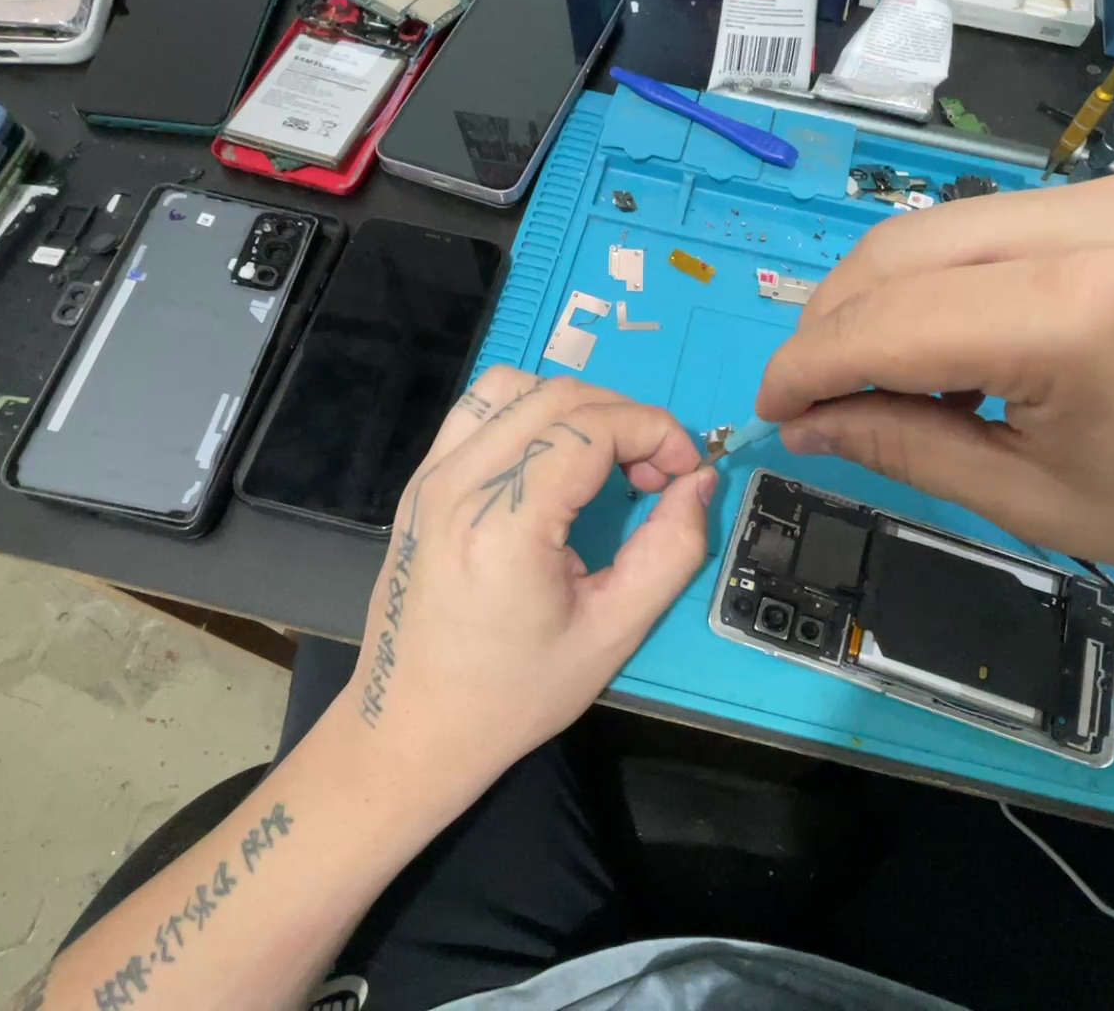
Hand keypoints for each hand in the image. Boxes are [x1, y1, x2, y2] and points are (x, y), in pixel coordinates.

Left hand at [338, 367, 714, 795]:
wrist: (415, 726)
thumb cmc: (515, 694)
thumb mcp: (614, 633)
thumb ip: (671, 550)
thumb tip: (698, 480)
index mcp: (505, 523)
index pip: (592, 427)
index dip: (655, 432)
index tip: (686, 470)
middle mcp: (458, 483)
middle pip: (559, 396)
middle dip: (626, 418)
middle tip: (655, 475)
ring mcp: (429, 477)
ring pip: (513, 387)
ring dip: (576, 408)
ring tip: (604, 461)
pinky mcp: (419, 484)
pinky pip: (477, 411)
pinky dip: (529, 413)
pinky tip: (551, 460)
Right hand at [755, 172, 1113, 623]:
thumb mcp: (1033, 502)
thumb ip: (903, 448)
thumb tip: (806, 425)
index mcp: (1079, 315)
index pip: (885, 321)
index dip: (806, 365)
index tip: (770, 409)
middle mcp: (1098, 222)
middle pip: (895, 251)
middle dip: (828, 324)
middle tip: (811, 395)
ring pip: (934, 229)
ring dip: (879, 300)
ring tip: (877, 379)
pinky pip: (990, 227)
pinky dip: (939, 283)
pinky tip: (950, 344)